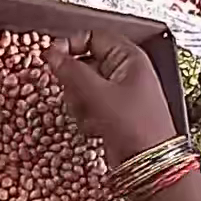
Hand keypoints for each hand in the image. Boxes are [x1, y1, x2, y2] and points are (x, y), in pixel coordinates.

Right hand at [46, 30, 176, 163]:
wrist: (149, 162)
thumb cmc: (135, 125)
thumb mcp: (100, 95)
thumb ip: (72, 72)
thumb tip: (51, 54)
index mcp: (128, 58)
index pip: (92, 37)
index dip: (70, 45)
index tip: (51, 58)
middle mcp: (123, 72)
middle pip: (84, 65)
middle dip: (76, 84)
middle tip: (79, 96)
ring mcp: (117, 94)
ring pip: (82, 89)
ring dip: (80, 104)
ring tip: (91, 116)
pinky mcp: (111, 114)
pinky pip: (87, 108)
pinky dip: (86, 118)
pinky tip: (95, 128)